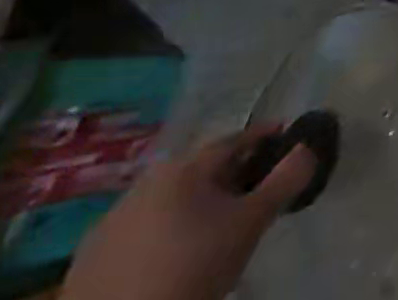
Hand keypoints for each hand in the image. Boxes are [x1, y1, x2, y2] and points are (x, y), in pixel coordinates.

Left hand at [63, 127, 315, 299]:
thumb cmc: (196, 262)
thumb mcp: (254, 220)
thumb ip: (287, 178)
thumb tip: (307, 147)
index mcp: (182, 170)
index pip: (234, 139)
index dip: (265, 135)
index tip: (288, 137)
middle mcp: (142, 185)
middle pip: (199, 168)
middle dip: (232, 170)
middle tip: (260, 182)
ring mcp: (109, 222)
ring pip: (169, 196)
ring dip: (199, 198)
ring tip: (222, 216)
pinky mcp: (90, 256)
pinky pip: (144, 224)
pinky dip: (169, 224)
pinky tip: (180, 246)